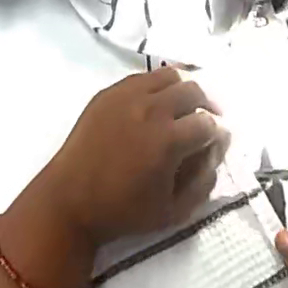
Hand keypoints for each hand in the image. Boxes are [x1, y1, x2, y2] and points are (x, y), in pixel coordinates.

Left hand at [26, 67, 230, 247]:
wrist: (71, 198)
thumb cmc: (123, 210)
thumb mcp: (173, 211)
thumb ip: (203, 181)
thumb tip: (216, 149)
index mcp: (168, 140)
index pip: (208, 123)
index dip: (216, 133)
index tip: (214, 142)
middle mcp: (151, 109)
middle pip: (193, 90)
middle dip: (205, 105)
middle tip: (205, 120)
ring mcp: (127, 95)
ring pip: (168, 75)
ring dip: (182, 89)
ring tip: (182, 106)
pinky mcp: (109, 91)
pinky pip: (142, 77)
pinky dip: (156, 86)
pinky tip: (155, 103)